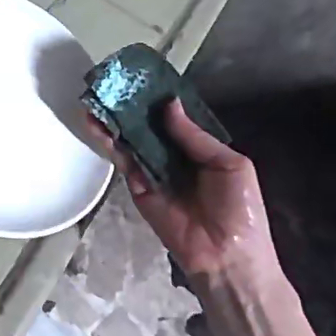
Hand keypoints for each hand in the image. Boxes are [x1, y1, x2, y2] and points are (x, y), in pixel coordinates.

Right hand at [90, 99, 277, 290]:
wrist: (226, 255)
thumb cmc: (239, 208)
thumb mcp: (230, 164)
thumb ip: (196, 136)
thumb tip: (169, 104)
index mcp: (200, 150)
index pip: (175, 121)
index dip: (158, 101)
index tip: (140, 80)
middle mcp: (174, 157)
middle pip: (148, 128)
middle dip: (130, 108)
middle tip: (110, 86)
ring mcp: (154, 172)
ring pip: (131, 142)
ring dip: (114, 122)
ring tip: (95, 101)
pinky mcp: (138, 188)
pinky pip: (125, 163)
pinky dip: (111, 145)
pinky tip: (99, 127)